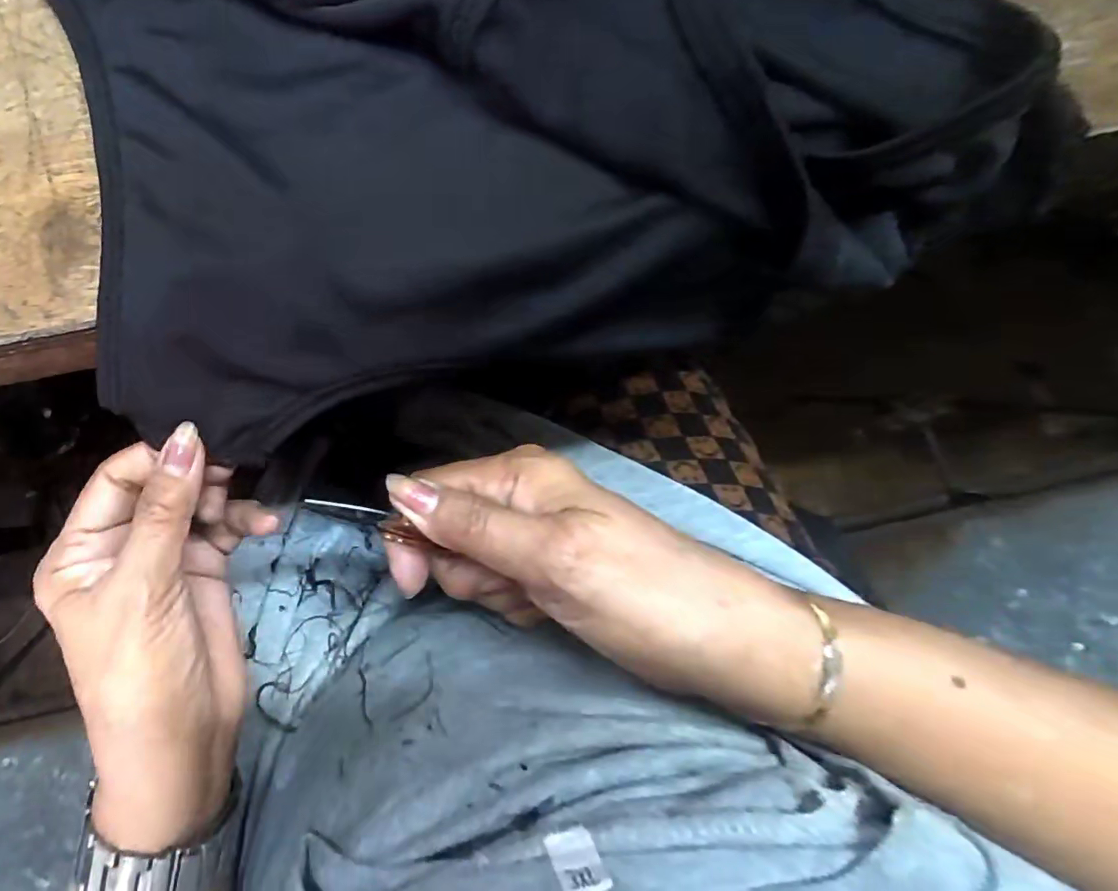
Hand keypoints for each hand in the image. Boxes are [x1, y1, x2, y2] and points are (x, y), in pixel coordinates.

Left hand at [32, 423, 278, 851]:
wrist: (183, 745)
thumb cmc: (139, 668)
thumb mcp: (145, 586)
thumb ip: (166, 509)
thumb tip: (186, 435)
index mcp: (80, 552)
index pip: (114, 482)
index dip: (154, 459)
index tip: (199, 442)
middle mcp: (121, 548)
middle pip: (159, 487)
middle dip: (195, 476)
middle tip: (232, 469)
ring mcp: (165, 557)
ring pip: (195, 503)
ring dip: (223, 498)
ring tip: (243, 509)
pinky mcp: (203, 569)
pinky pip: (222, 528)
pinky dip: (243, 521)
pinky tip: (264, 524)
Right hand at [378, 445, 819, 724]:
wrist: (723, 644)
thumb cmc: (640, 593)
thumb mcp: (551, 556)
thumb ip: (472, 523)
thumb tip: (395, 486)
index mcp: (519, 474)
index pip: (432, 489)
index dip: (412, 533)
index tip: (413, 585)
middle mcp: (520, 493)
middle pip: (446, 526)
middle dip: (462, 568)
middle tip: (509, 589)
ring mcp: (535, 532)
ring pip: (469, 559)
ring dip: (489, 589)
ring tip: (538, 600)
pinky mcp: (545, 566)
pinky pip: (497, 582)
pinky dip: (511, 602)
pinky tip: (547, 611)